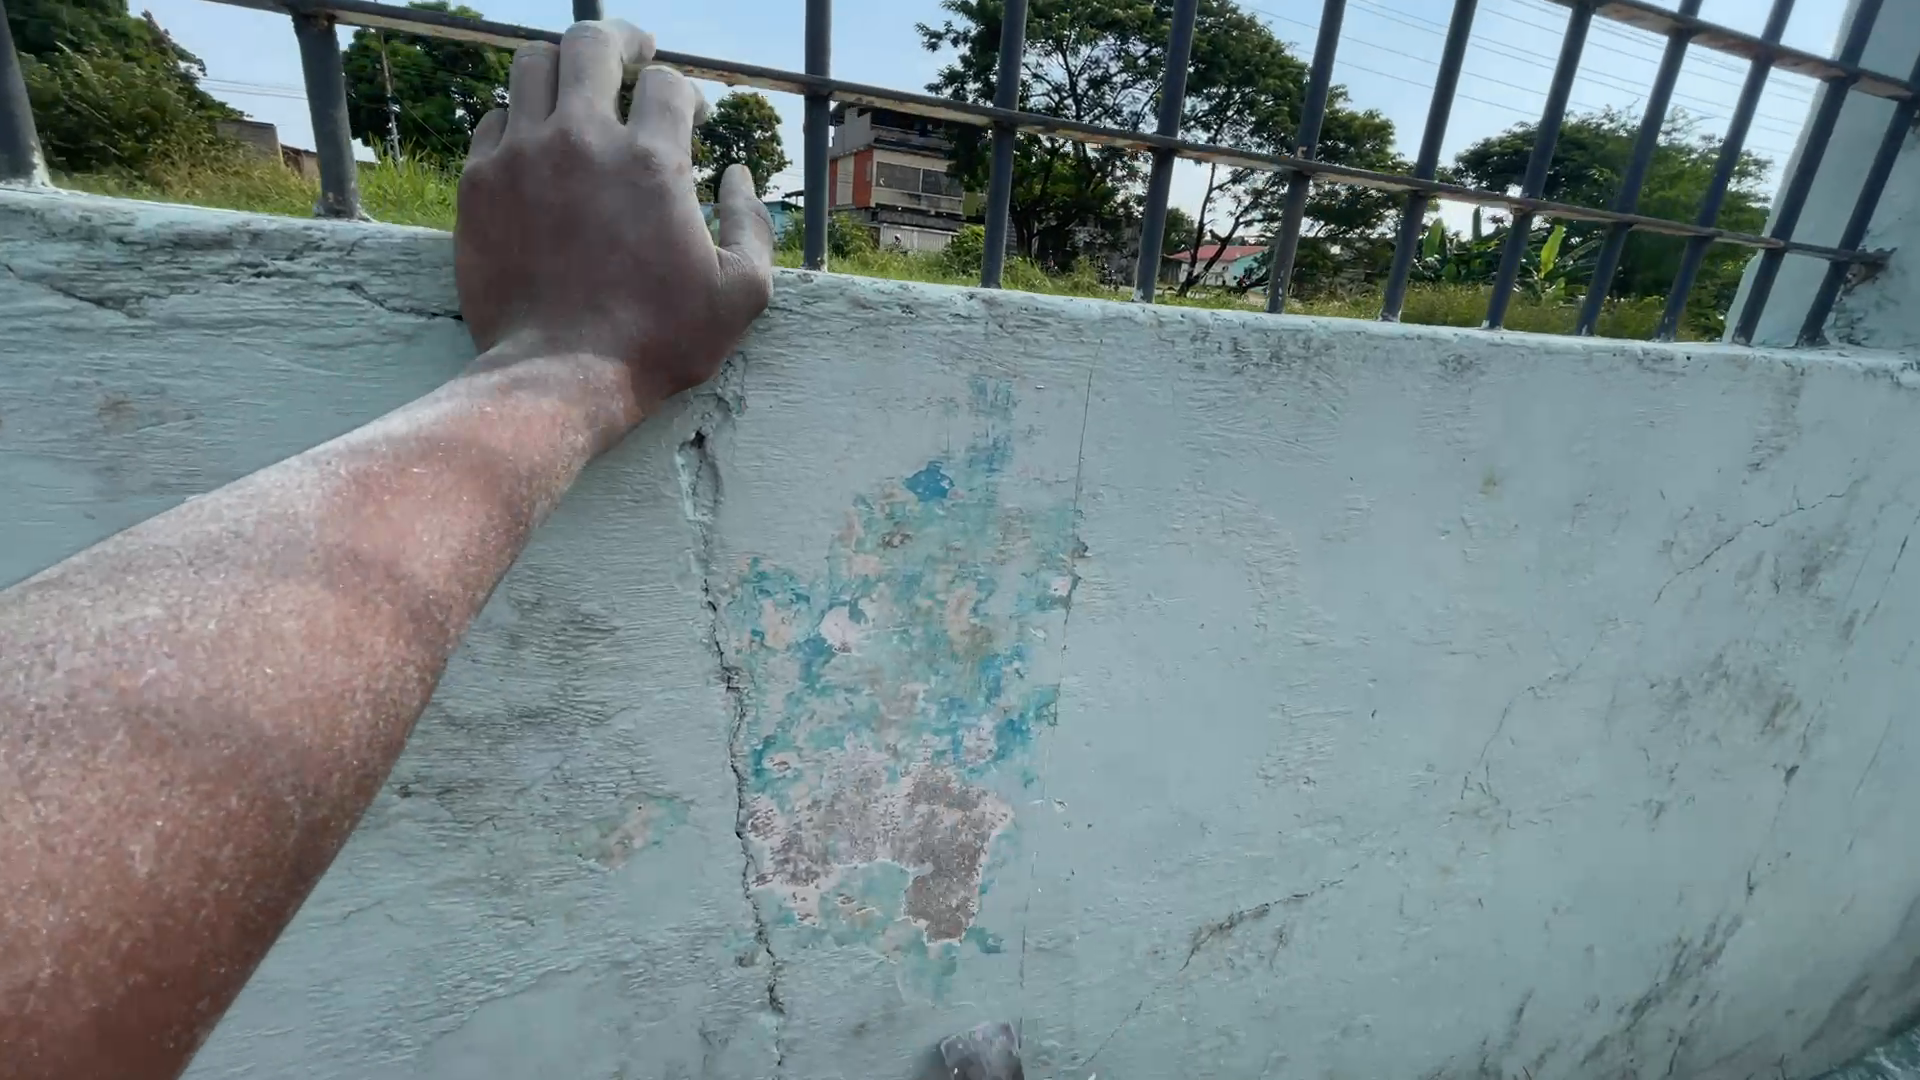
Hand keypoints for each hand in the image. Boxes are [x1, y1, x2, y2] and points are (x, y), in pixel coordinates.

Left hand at [454, 19, 774, 423]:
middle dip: (621, 39)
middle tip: (635, 47)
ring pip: (532, 65)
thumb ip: (754, 226)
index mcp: (653, 164)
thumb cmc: (662, 339)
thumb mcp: (742, 294)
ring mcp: (522, 155)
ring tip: (582, 85)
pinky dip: (522, 116)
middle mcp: (583, 140)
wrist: (566, 374)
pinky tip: (539, 139)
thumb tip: (740, 177)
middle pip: (592, 44)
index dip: (686, 93)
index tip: (691, 115)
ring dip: (565, 66)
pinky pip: (494, 118)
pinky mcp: (480, 182)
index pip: (668, 86)